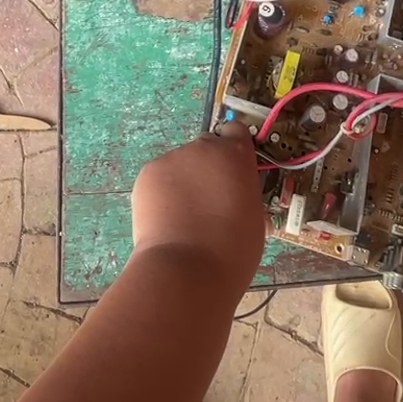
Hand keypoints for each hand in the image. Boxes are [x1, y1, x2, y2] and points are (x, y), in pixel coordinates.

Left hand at [130, 121, 266, 283]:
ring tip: (182, 219)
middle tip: (206, 203)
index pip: (235, 132)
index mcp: (236, 154)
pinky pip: (158, 178)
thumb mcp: (254, 219)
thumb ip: (245, 196)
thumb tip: (237, 201)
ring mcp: (173, 157)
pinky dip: (161, 194)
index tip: (230, 171)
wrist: (188, 269)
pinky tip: (165, 221)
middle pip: (205, 149)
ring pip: (179, 165)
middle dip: (206, 169)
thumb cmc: (233, 249)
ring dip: (182, 183)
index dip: (232, 150)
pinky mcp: (148, 173)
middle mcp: (204, 147)